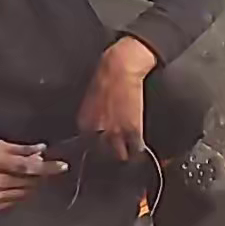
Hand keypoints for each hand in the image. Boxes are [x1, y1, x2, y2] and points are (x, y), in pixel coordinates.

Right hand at [0, 139, 66, 211]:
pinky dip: (23, 193)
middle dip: (41, 175)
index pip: (26, 166)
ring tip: (29, 176)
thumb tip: (42, 149)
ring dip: (34, 185)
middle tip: (46, 168)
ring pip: (27, 192)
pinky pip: (18, 201)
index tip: (63, 166)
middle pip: (30, 180)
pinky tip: (16, 186)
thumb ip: (18, 149)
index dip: (47, 166)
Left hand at [78, 37, 156, 161]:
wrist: (119, 69)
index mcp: (85, 124)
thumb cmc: (103, 80)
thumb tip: (96, 132)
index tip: (104, 153)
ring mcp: (116, 132)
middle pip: (104, 155)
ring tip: (130, 156)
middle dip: (111, 156)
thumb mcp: (90, 102)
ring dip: (125, 155)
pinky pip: (136, 147)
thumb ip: (92, 120)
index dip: (97, 151)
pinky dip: (138, 149)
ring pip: (121, 155)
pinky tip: (139, 148)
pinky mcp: (133, 129)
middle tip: (118, 155)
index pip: (88, 148)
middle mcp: (98, 131)